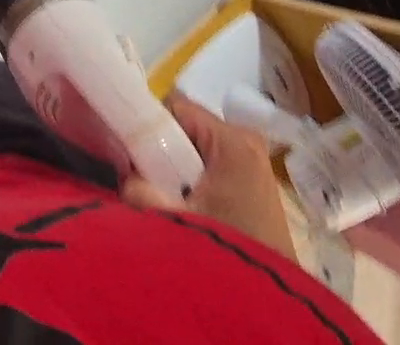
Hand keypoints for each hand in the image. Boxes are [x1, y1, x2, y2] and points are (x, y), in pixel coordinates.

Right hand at [120, 93, 295, 259]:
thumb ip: (141, 191)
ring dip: (179, 163)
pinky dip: (195, 174)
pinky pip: (212, 159)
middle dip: (163, 146)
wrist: (273, 293)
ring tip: (167, 193)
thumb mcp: (177, 220)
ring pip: (198, 144)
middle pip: (187, 125)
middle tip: (146, 176)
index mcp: (231, 139)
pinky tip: (188, 202)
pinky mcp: (255, 177)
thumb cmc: (228, 245)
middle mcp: (246, 138)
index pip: (176, 107)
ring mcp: (254, 157)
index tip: (130, 147)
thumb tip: (126, 175)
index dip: (149, 123)